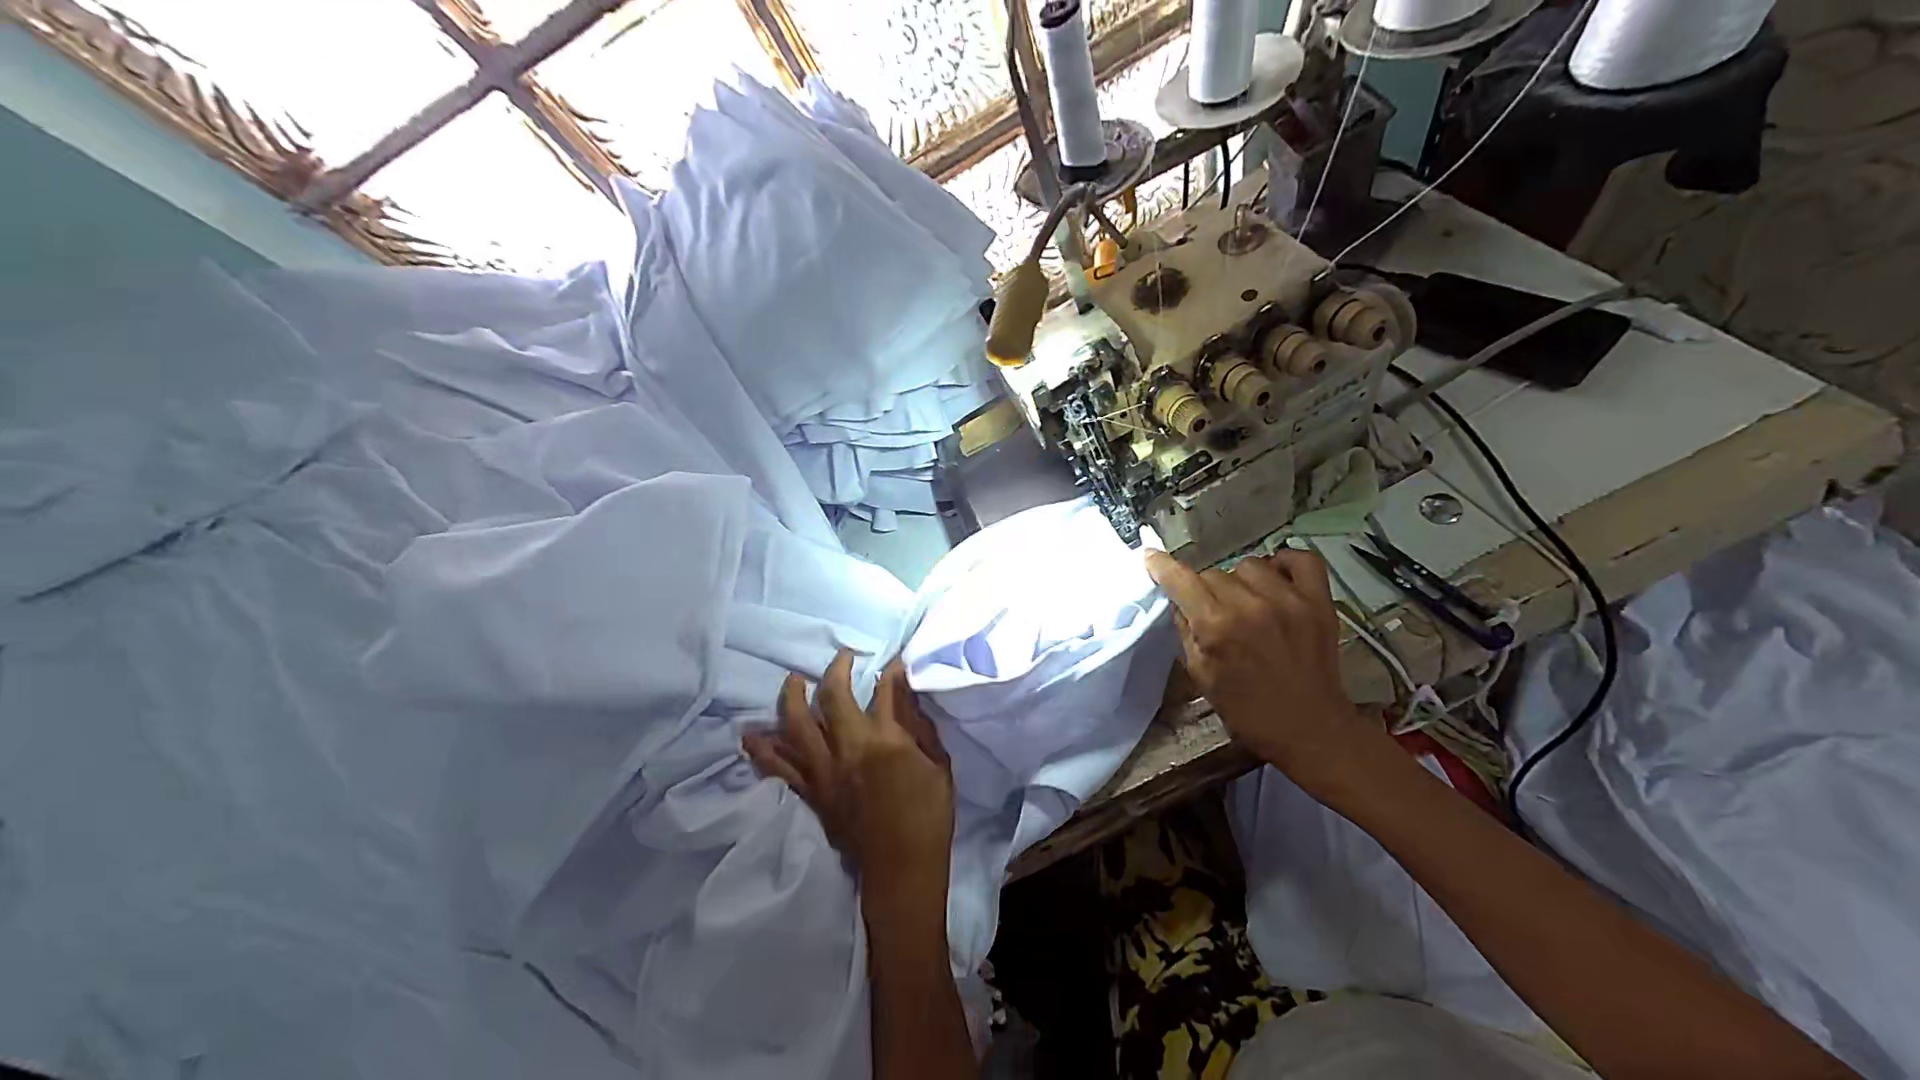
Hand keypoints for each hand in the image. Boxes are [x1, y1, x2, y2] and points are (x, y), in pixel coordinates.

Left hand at [743, 651, 954, 910]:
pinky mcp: (812, 793)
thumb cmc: (928, 816)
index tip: (890, 660)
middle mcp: (847, 749)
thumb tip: (904, 695)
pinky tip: (752, 736)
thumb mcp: (938, 765)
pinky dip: (764, 751)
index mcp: (884, 741)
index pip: (884, 692)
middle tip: (842, 658)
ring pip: (795, 726)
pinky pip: (780, 769)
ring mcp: (824, 771)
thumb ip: (919, 727)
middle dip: (836, 670)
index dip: (888, 671)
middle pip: (832, 698)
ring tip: (792, 680)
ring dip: (790, 698)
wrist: (901, 869)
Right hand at [1145, 548, 1381, 791]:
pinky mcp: (1319, 602)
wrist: (1309, 729)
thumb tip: (1178, 602)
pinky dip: (1285, 563)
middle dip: (1204, 590)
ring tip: (1246, 603)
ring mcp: (1289, 600)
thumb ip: (1186, 632)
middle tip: (1212, 612)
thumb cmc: (1247, 710)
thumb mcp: (1201, 675)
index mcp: (1216, 626)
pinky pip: (1301, 560)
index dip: (1161, 565)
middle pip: (1212, 573)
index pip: (1180, 579)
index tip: (1151, 558)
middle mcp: (1250, 605)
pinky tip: (1276, 578)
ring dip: (1240, 581)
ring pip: (1249, 565)